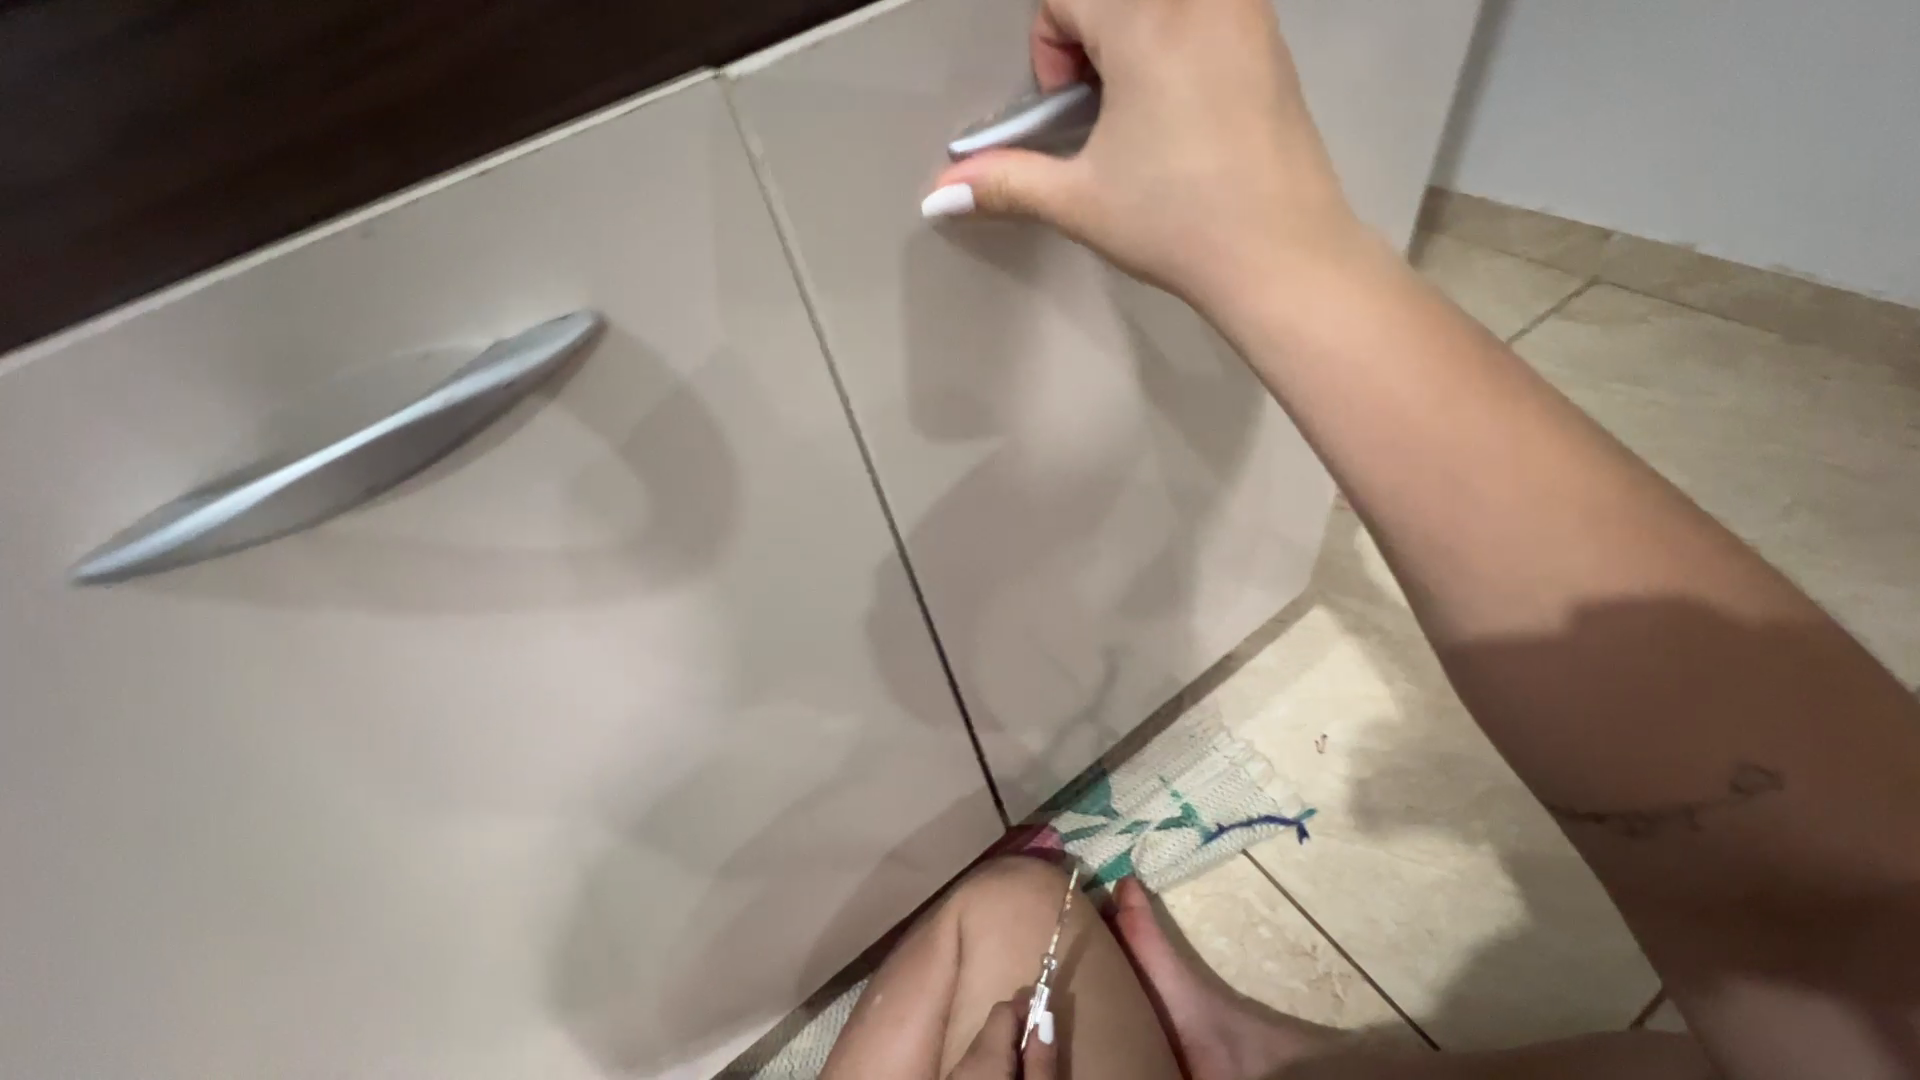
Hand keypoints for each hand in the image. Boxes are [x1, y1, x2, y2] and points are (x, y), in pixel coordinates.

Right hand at [925, 0, 1368, 316]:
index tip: (1070, 111)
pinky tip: (1187, 112)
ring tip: (1144, 110)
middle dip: (1089, 35)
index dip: (1049, 50)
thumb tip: (940, 194)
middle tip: (1103, 106)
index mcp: (1149, 21)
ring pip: (1162, 1)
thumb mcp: (1080, 201)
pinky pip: (1206, 10)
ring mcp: (1247, 11)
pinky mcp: (1273, 38)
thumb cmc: (1178, 223)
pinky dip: (1178, 39)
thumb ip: (1005, 182)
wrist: (1280, 254)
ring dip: (1133, 36)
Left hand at [944, 993, 1058, 1079]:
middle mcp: (963, 1059)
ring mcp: (953, 1074)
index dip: (1027, 1007)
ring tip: (1027, 1067)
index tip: (1048, 1014)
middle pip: (993, 1027)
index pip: (1003, 1009)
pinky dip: (992, 1065)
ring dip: (1006, 1049)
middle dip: (1018, 1030)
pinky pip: (975, 1064)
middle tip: (1042, 1047)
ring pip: (983, 1047)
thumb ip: (1041, 1060)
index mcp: (984, 1055)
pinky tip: (1008, 1078)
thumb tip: (1047, 1018)